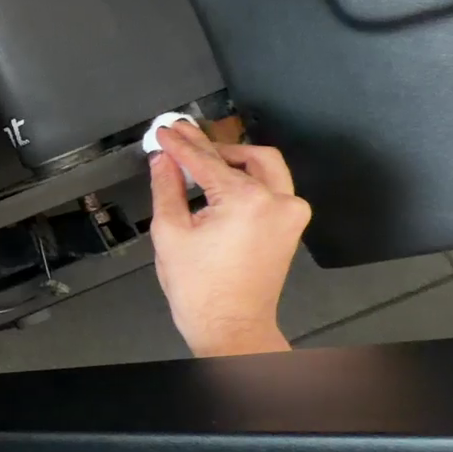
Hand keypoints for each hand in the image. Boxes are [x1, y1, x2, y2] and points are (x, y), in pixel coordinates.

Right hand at [149, 122, 308, 355]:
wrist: (228, 320)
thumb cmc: (199, 284)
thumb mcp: (169, 229)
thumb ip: (166, 186)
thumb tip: (162, 159)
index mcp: (247, 201)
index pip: (206, 161)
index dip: (179, 144)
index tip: (164, 131)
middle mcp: (278, 202)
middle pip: (248, 155)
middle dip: (212, 145)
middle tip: (181, 136)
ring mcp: (290, 214)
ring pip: (265, 168)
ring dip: (232, 160)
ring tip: (197, 160)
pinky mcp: (290, 225)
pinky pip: (270, 188)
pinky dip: (244, 179)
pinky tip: (216, 182)